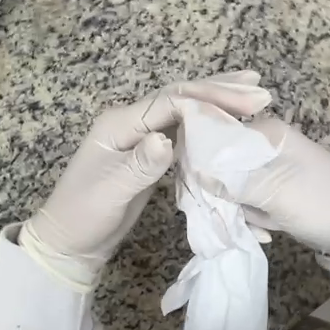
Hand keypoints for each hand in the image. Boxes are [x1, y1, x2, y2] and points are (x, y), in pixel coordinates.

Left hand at [23, 72, 271, 285]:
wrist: (69, 242)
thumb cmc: (83, 215)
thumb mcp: (111, 191)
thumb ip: (140, 165)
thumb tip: (166, 139)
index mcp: (120, 122)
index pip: (172, 100)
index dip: (210, 99)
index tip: (247, 101)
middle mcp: (131, 122)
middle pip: (180, 96)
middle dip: (219, 90)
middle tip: (259, 87)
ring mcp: (141, 137)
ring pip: (184, 111)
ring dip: (216, 101)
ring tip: (252, 93)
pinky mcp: (150, 156)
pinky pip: (184, 132)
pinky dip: (208, 125)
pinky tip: (229, 125)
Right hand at [199, 116, 329, 254]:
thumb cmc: (321, 203)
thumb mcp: (274, 190)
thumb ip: (231, 178)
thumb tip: (191, 169)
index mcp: (263, 132)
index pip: (210, 134)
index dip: (197, 162)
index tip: (196, 192)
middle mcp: (260, 144)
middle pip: (214, 163)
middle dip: (217, 193)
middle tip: (230, 215)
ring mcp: (264, 167)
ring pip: (226, 185)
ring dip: (233, 209)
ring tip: (255, 225)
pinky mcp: (268, 189)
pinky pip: (241, 200)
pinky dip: (247, 217)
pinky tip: (264, 229)